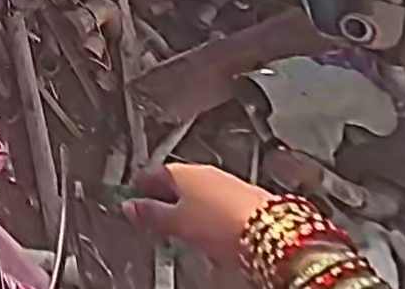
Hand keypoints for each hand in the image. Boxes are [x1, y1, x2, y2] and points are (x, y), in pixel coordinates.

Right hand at [120, 163, 272, 266]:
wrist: (275, 233)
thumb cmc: (224, 223)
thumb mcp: (179, 224)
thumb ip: (152, 214)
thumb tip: (129, 207)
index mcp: (177, 169)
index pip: (148, 175)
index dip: (138, 190)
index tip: (133, 202)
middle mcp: (200, 169)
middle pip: (174, 182)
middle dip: (166, 198)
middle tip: (159, 218)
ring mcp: (225, 181)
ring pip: (198, 191)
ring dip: (190, 206)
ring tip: (188, 228)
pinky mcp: (247, 196)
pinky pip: (219, 201)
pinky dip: (212, 213)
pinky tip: (216, 230)